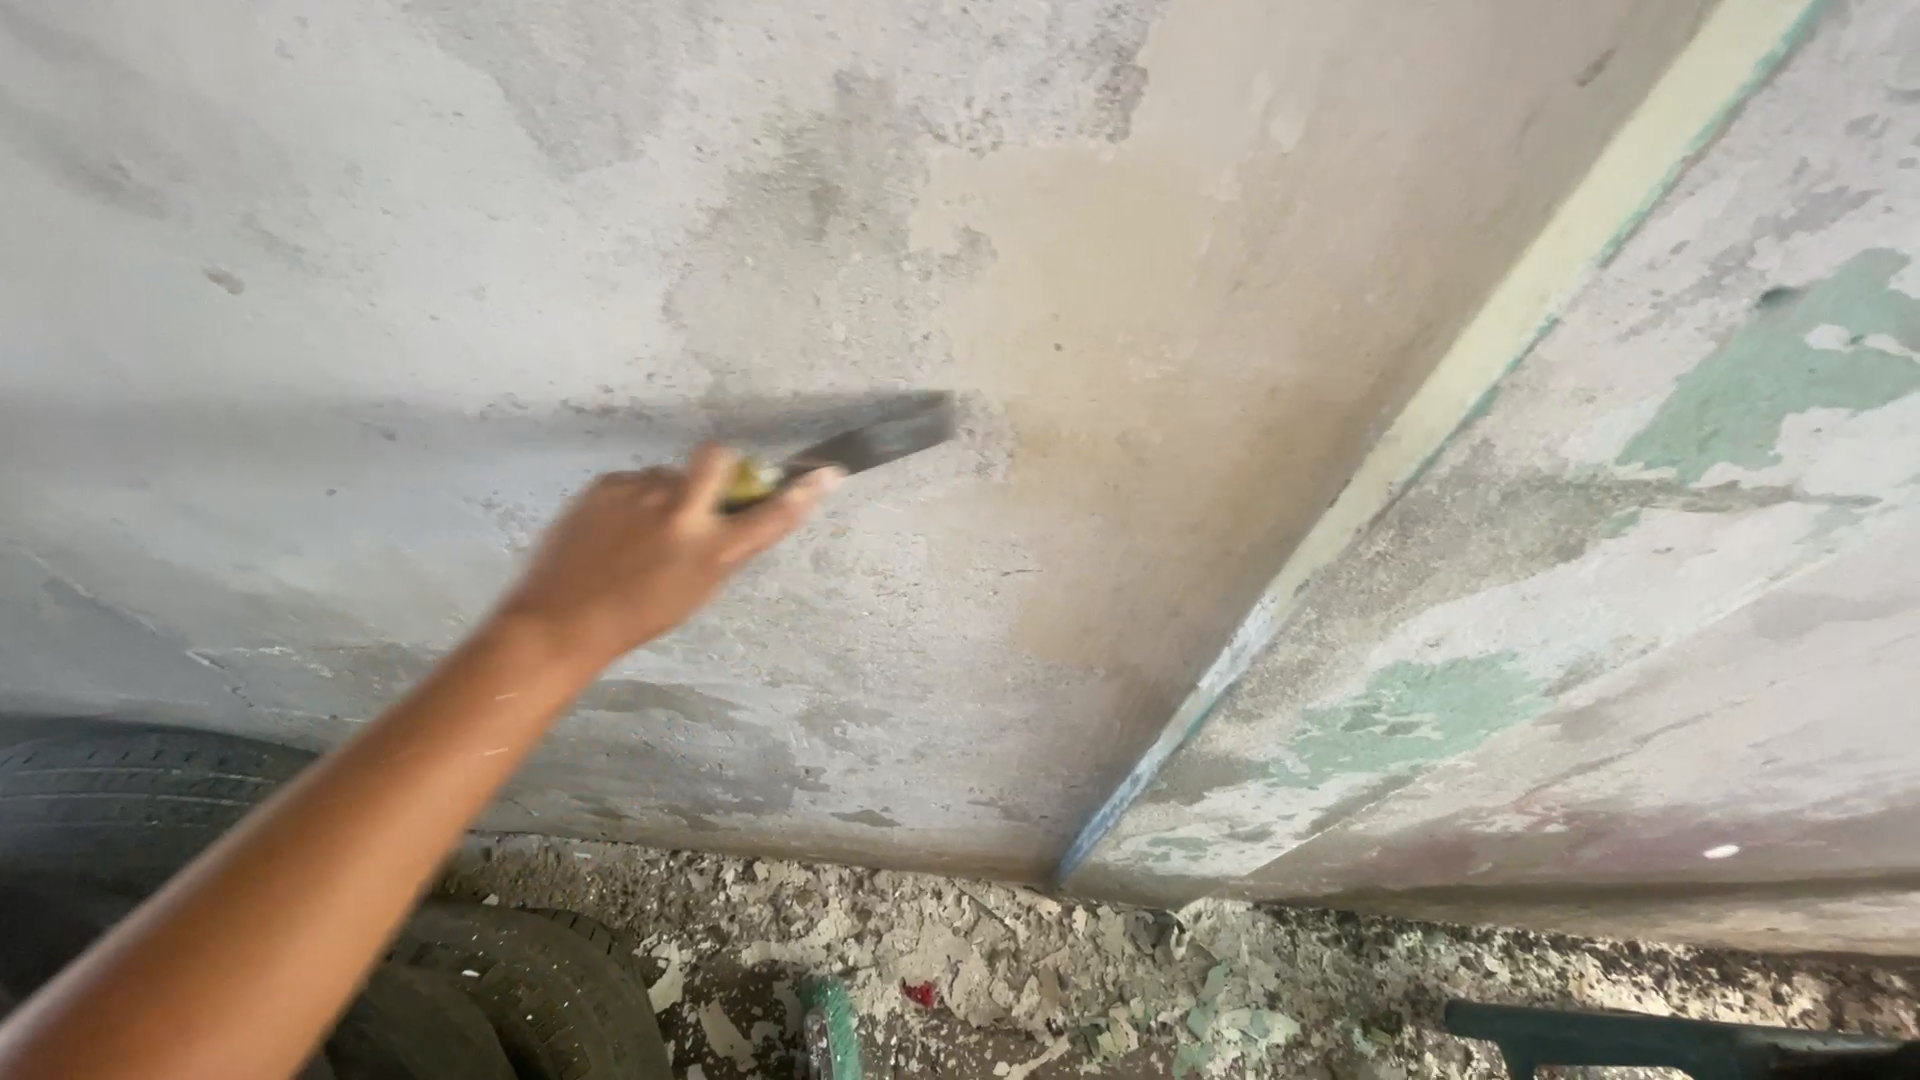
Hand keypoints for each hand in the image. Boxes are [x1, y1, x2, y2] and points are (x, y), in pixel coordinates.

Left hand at [493, 444, 839, 668]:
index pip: (771, 516)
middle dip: (721, 464)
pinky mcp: (605, 485)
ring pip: (669, 475)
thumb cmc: (638, 617)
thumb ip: (726, 549)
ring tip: (638, 533)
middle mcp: (681, 513)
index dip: (803, 494)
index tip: (828, 473)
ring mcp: (639, 494)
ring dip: (667, 494)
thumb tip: (739, 515)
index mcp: (711, 550)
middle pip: (716, 457)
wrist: (560, 621)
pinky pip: (635, 482)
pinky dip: (634, 501)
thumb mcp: (699, 591)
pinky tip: (614, 531)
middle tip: (705, 489)